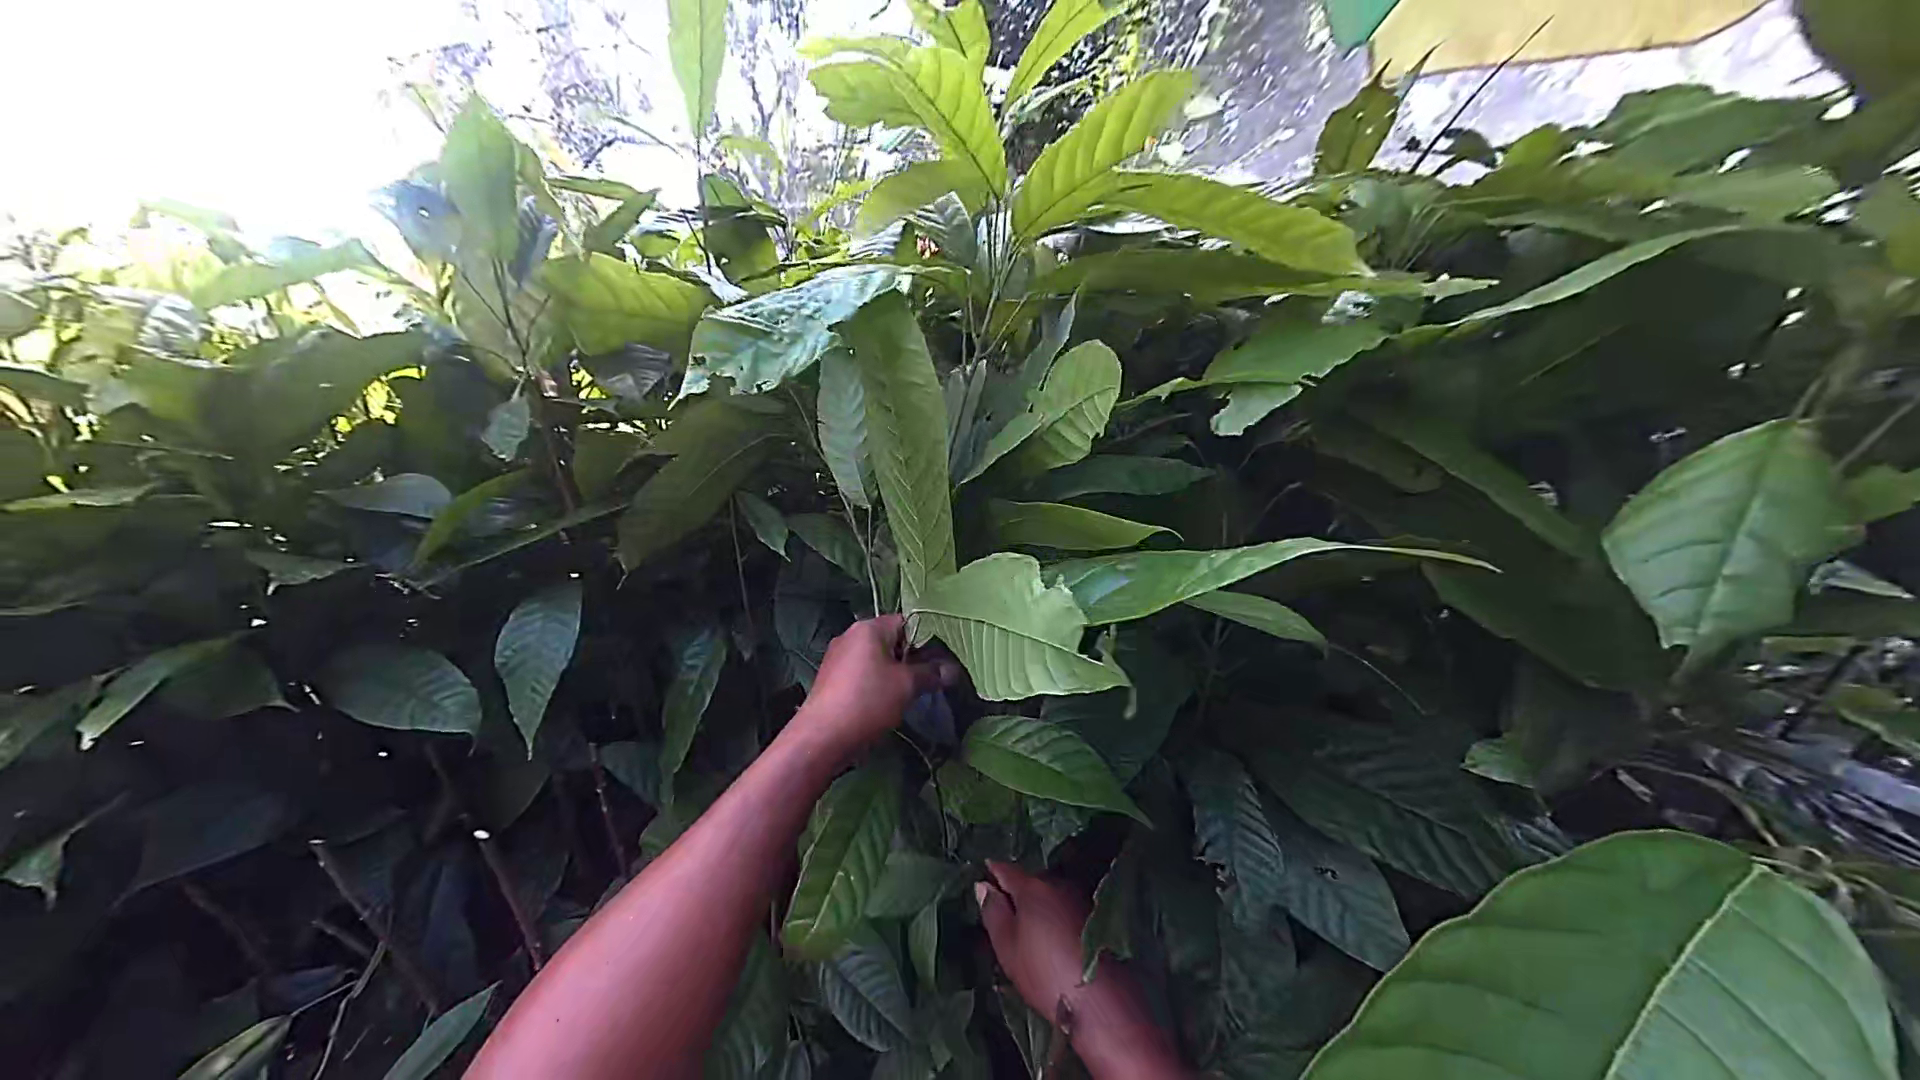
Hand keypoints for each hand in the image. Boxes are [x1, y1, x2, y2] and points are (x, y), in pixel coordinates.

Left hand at [788, 615, 955, 759]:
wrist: (822, 738)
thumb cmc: (868, 701)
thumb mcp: (907, 686)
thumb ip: (931, 674)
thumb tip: (952, 670)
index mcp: (869, 628)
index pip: (906, 622)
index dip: (926, 640)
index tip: (939, 662)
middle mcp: (850, 635)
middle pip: (891, 640)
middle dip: (910, 659)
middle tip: (927, 680)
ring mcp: (837, 657)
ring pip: (876, 659)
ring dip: (893, 674)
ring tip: (907, 695)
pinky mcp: (830, 678)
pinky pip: (861, 673)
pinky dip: (875, 683)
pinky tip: (883, 704)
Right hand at [976, 861, 1188, 1079]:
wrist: (1101, 1002)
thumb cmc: (1044, 974)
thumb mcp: (1008, 947)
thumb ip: (993, 912)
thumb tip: (983, 885)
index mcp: (1032, 887)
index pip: (1006, 869)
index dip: (992, 871)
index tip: (983, 871)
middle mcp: (1057, 884)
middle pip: (1030, 880)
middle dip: (1016, 889)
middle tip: (1002, 906)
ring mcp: (1079, 899)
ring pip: (1049, 893)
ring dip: (1038, 903)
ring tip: (1028, 925)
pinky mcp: (1095, 917)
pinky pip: (1065, 907)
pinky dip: (1055, 914)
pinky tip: (1053, 936)